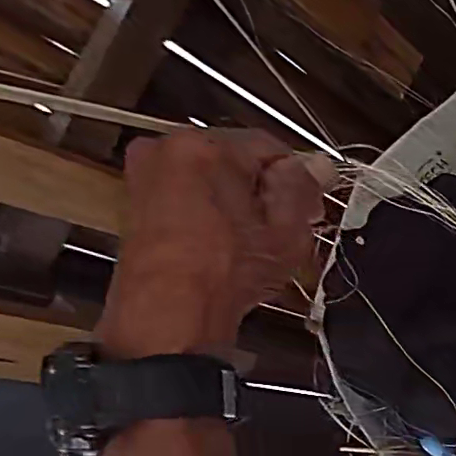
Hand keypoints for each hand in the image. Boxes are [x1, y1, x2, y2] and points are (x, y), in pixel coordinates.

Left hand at [97, 129, 334, 358]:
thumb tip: (318, 165)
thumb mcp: (285, 230)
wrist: (171, 310)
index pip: (270, 146)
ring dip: (242, 206)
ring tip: (260, 245)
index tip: (312, 207)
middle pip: (238, 161)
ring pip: (214, 181)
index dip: (299, 178)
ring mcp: (146, 176)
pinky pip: (192, 198)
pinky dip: (215, 216)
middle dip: (267, 192)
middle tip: (289, 230)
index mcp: (205, 145)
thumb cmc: (227, 269)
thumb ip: (302, 189)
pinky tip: (231, 248)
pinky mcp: (137, 204)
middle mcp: (167, 148)